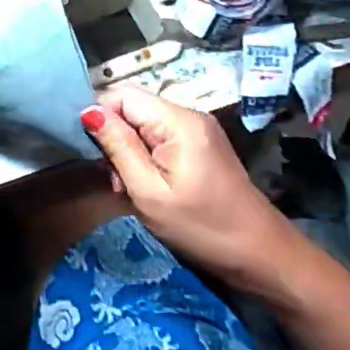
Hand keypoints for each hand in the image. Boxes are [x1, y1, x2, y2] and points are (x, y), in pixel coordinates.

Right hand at [81, 87, 315, 303]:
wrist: (261, 255)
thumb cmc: (202, 228)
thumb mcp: (150, 192)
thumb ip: (119, 147)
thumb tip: (88, 111)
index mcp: (179, 121)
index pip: (122, 95)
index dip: (101, 117)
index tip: (96, 154)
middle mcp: (190, 114)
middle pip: (134, 107)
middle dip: (115, 137)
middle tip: (116, 180)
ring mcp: (199, 129)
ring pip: (144, 123)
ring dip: (129, 151)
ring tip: (130, 187)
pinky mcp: (202, 144)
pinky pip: (161, 136)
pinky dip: (146, 156)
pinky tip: (148, 185)